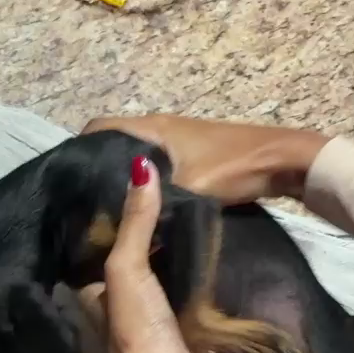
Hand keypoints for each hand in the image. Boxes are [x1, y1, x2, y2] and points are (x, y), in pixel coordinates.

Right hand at [82, 114, 329, 203]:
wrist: (285, 161)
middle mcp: (159, 127)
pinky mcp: (193, 154)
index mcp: (151, 128)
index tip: (68, 183)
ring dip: (123, 178)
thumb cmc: (234, 168)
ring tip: (108, 211)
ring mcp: (178, 140)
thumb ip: (154, 204)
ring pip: (137, 156)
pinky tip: (144, 209)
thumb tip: (120, 225)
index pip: (97, 128)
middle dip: (98, 170)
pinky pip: (157, 165)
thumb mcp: (189, 189)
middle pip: (115, 143)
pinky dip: (145, 182)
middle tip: (85, 205)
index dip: (78, 151)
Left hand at [87, 156, 223, 352]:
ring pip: (177, 264)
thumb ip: (135, 221)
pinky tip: (230, 231)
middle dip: (162, 220)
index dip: (121, 206)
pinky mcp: (198, 319)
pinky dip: (215, 263)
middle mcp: (131, 293)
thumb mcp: (126, 269)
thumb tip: (143, 163)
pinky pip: (206, 283)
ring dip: (191, 240)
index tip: (141, 166)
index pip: (108, 235)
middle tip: (187, 173)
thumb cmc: (136, 330)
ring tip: (210, 192)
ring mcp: (166, 307)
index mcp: (101, 283)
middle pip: (147, 248)